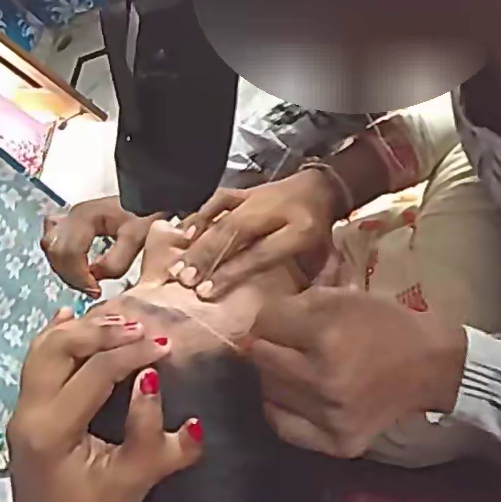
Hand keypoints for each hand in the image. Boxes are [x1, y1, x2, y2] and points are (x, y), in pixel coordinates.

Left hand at [7, 309, 203, 501]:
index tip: (166, 347)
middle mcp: (28, 413)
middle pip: (60, 347)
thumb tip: (154, 381)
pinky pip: (38, 357)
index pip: (95, 371)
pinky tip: (72, 315)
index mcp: (50, 431)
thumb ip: (151, 435)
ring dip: (83, 328)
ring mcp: (22, 408)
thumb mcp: (133, 482)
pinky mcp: (27, 407)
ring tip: (122, 325)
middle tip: (142, 329)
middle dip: (103, 330)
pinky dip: (58, 333)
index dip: (134, 353)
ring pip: (45, 346)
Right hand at [41, 197, 160, 296]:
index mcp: (87, 215)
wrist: (149, 201)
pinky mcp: (72, 224)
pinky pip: (56, 245)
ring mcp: (70, 218)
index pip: (70, 251)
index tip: (95, 291)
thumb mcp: (136, 239)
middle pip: (57, 252)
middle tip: (92, 290)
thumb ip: (115, 263)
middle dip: (72, 276)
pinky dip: (64, 262)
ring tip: (88, 283)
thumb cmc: (145, 215)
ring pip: (52, 249)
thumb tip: (92, 278)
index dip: (78, 276)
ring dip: (66, 270)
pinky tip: (80, 271)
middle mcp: (73, 215)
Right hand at [171, 171, 346, 296]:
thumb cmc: (320, 234)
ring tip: (178, 265)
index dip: (233, 272)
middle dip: (208, 257)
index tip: (206, 293)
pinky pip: (221, 199)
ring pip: (226, 217)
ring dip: (200, 242)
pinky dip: (202, 215)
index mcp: (302, 231)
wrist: (322, 188)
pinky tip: (185, 234)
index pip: (261, 253)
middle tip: (184, 281)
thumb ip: (300, 282)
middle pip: (237, 233)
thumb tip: (270, 313)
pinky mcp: (248, 190)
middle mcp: (278, 211)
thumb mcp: (320, 259)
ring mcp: (260, 197)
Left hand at [247, 288, 467, 457]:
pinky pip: (284, 426)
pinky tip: (295, 394)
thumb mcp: (345, 297)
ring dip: (275, 374)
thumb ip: (298, 303)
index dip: (271, 315)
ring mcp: (329, 416)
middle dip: (269, 342)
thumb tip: (259, 320)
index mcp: (327, 334)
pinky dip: (281, 407)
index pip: (267, 322)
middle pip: (261, 357)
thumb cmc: (385, 324)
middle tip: (287, 340)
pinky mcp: (336, 443)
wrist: (428, 367)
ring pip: (268, 390)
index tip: (283, 317)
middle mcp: (323, 379)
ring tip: (295, 365)